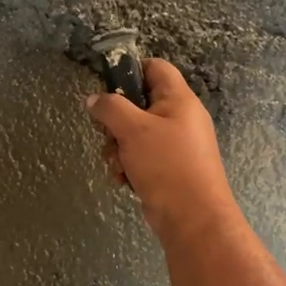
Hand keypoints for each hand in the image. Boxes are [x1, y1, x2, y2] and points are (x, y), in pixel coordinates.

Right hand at [86, 60, 236, 233]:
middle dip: (116, 121)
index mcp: (179, 100)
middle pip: (138, 104)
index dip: (130, 70)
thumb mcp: (133, 129)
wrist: (192, 218)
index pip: (155, 68)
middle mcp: (180, 118)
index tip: (106, 87)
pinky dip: (128, 165)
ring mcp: (175, 145)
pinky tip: (124, 179)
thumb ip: (110, 108)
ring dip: (118, 148)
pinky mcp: (168, 168)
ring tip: (118, 164)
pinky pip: (140, 156)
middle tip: (109, 134)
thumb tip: (93, 99)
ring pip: (134, 134)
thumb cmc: (166, 164)